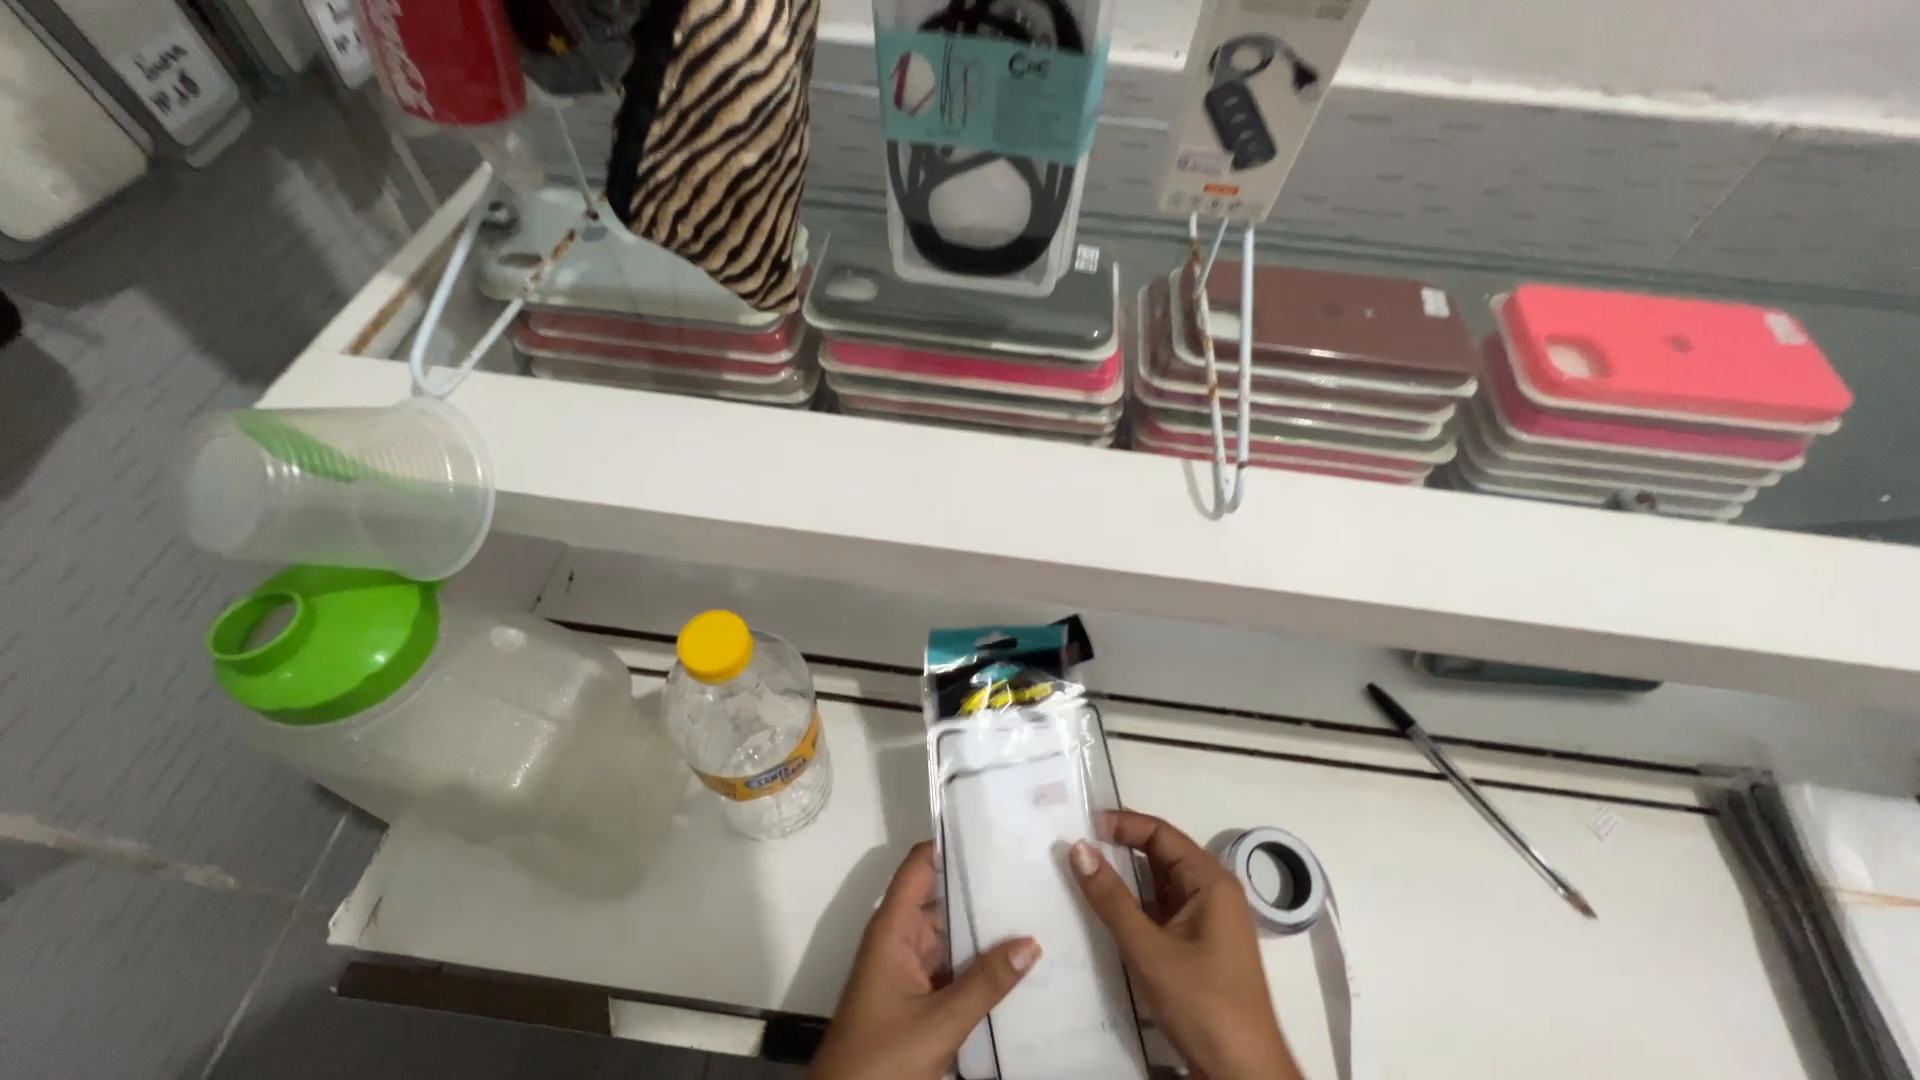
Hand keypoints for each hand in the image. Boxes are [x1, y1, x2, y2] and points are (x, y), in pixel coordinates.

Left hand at [811, 842, 1040, 1079]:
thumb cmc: (882, 1057)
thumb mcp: (940, 1021)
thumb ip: (986, 983)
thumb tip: (1031, 941)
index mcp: (894, 928)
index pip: (920, 865)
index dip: (950, 842)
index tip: (993, 829)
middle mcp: (901, 938)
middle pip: (943, 897)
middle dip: (981, 886)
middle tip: (1032, 870)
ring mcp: (910, 968)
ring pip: (952, 935)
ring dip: (985, 927)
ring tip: (1037, 906)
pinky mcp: (919, 996)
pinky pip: (953, 966)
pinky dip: (980, 961)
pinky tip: (1019, 960)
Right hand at [1071, 811, 1301, 1079]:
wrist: (1243, 1072)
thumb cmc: (1203, 1003)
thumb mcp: (1149, 949)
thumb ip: (1111, 898)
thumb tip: (1077, 848)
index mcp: (1210, 881)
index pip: (1161, 834)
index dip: (1122, 823)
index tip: (1080, 822)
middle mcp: (1211, 892)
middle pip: (1160, 855)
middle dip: (1118, 847)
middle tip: (1072, 843)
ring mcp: (1205, 920)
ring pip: (1158, 884)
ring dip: (1123, 877)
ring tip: (1079, 870)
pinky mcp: (1197, 945)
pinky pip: (1160, 910)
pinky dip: (1132, 905)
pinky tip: (1102, 909)